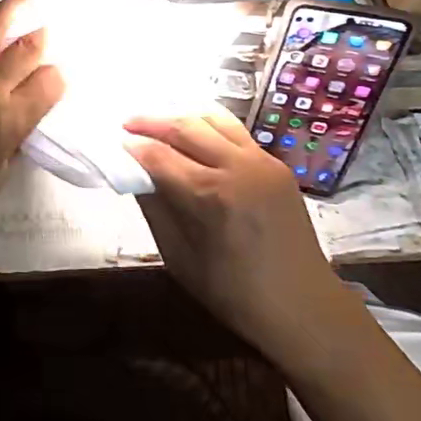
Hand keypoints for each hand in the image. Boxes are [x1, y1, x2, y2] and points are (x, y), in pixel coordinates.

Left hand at [0, 0, 64, 243]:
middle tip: (49, 35)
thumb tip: (31, 104)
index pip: (52, 81)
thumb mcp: (1, 173)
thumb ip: (20, 133)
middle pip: (29, 47)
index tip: (58, 80)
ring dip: (18, 3)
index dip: (61, 78)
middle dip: (45, 39)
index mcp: (10, 118)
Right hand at [125, 112, 356, 360]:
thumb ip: (157, 210)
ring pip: (216, 120)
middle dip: (154, 122)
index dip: (136, 147)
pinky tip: (197, 133)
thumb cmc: (234, 293)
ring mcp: (262, 162)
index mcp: (210, 196)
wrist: (302, 304)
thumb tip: (138, 176)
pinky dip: (212, 127)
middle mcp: (237, 168)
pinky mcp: (278, 165)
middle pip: (187, 128)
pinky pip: (238, 134)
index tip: (118, 141)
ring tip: (161, 120)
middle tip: (129, 122)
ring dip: (184, 116)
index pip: (162, 157)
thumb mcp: (181, 258)